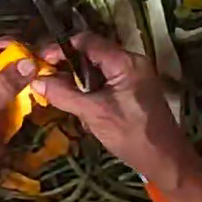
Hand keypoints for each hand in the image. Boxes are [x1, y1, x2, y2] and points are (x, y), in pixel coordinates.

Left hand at [0, 38, 34, 201]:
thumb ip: (4, 85)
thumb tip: (29, 62)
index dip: (5, 45)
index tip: (30, 47)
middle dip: (20, 61)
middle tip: (44, 60)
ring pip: (10, 82)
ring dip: (26, 78)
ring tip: (46, 74)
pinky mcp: (0, 118)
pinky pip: (16, 100)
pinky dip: (28, 96)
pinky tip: (41, 94)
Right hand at [29, 34, 201, 188]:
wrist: (166, 160)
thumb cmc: (132, 135)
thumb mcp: (93, 113)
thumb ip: (63, 94)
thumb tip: (35, 81)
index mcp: (125, 61)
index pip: (87, 41)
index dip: (61, 48)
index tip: (41, 61)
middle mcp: (131, 61)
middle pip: (91, 52)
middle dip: (67, 65)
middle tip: (45, 78)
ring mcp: (134, 75)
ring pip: (97, 67)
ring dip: (77, 79)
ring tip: (59, 93)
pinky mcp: (133, 88)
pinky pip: (105, 79)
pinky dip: (89, 88)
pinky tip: (79, 105)